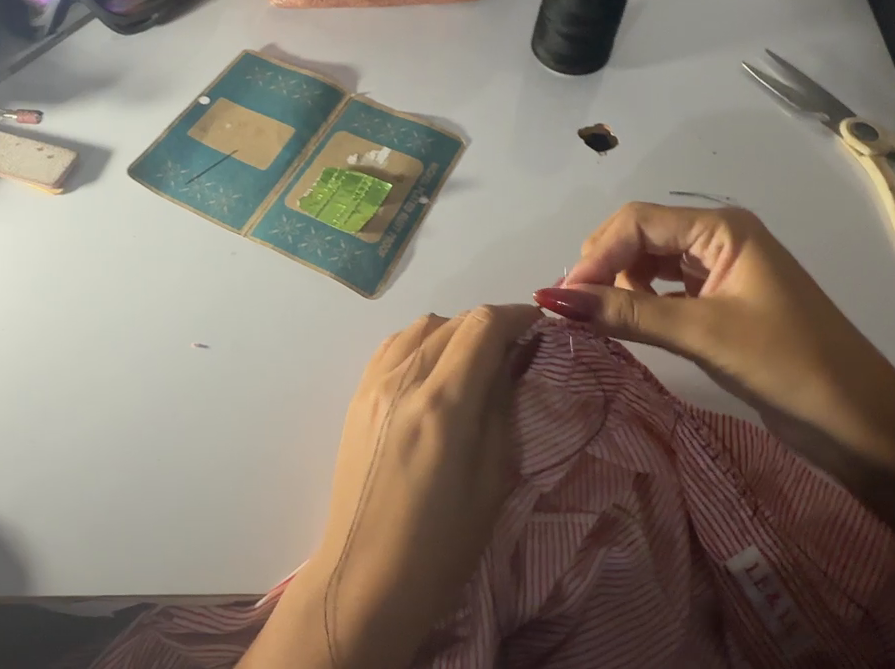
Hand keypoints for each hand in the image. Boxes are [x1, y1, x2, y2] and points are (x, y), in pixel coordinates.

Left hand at [243, 304, 540, 668]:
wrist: (365, 578)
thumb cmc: (442, 544)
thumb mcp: (492, 479)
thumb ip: (502, 407)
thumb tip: (512, 359)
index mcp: (443, 404)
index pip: (482, 326)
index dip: (515, 316)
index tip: (538, 325)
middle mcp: (404, 380)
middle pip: (454, 321)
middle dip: (490, 325)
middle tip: (514, 349)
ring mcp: (374, 385)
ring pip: (421, 327)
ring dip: (455, 331)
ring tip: (474, 359)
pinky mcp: (356, 396)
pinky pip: (394, 345)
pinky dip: (422, 342)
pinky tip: (435, 368)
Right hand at [536, 203, 894, 473]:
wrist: (864, 424)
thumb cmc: (789, 365)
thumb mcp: (702, 334)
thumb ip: (627, 314)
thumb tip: (552, 299)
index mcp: (722, 228)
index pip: (638, 222)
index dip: (596, 253)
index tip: (565, 298)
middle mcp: (719, 237)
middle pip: (640, 236)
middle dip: (604, 266)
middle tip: (576, 310)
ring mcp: (723, 269)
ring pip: (650, 262)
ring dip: (620, 285)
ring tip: (597, 320)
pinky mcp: (723, 300)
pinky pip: (666, 288)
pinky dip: (641, 302)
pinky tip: (628, 324)